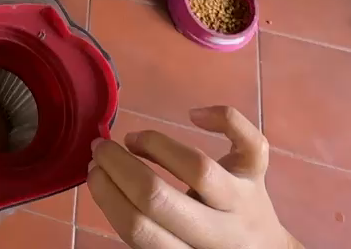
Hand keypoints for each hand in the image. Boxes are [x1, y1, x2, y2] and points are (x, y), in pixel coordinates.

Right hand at [86, 107, 301, 248]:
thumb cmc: (200, 247)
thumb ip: (142, 224)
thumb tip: (98, 173)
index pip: (140, 230)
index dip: (107, 195)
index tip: (91, 171)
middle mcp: (221, 235)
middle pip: (160, 198)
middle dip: (118, 166)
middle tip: (99, 148)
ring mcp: (246, 203)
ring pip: (200, 169)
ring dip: (154, 145)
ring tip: (132, 140)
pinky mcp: (260, 177)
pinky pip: (251, 143)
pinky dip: (223, 119)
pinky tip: (194, 115)